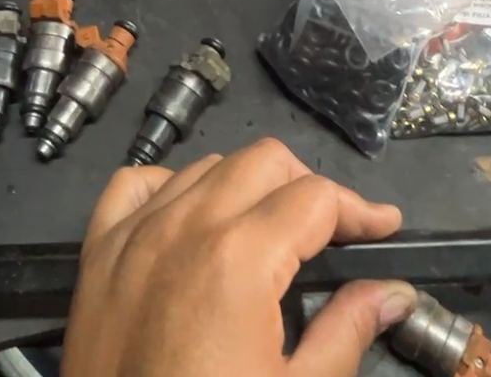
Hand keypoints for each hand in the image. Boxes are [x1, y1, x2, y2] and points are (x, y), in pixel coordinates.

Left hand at [63, 138, 416, 376]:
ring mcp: (135, 232)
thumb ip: (347, 330)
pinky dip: (171, 187)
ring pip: (206, 166)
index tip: (383, 228)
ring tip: (267, 230)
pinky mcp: (98, 250)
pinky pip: (135, 184)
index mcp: (240, 257)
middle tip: (330, 234)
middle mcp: (186, 224)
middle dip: (307, 186)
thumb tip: (392, 292)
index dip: (359, 209)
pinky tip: (190, 217)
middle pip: (263, 161)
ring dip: (245, 186)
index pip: (315, 197)